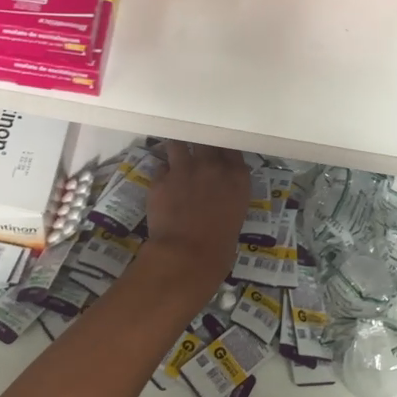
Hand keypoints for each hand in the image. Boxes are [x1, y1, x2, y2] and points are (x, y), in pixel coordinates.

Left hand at [138, 141, 249, 298]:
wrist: (186, 255)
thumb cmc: (219, 246)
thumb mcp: (236, 215)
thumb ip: (228, 194)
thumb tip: (218, 191)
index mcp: (237, 176)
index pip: (230, 148)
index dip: (222, 149)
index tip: (218, 153)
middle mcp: (212, 166)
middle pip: (205, 141)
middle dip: (200, 144)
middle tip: (196, 154)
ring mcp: (184, 169)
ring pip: (178, 144)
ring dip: (177, 150)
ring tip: (175, 157)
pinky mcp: (160, 179)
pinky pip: (160, 167)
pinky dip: (162, 174)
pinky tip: (163, 183)